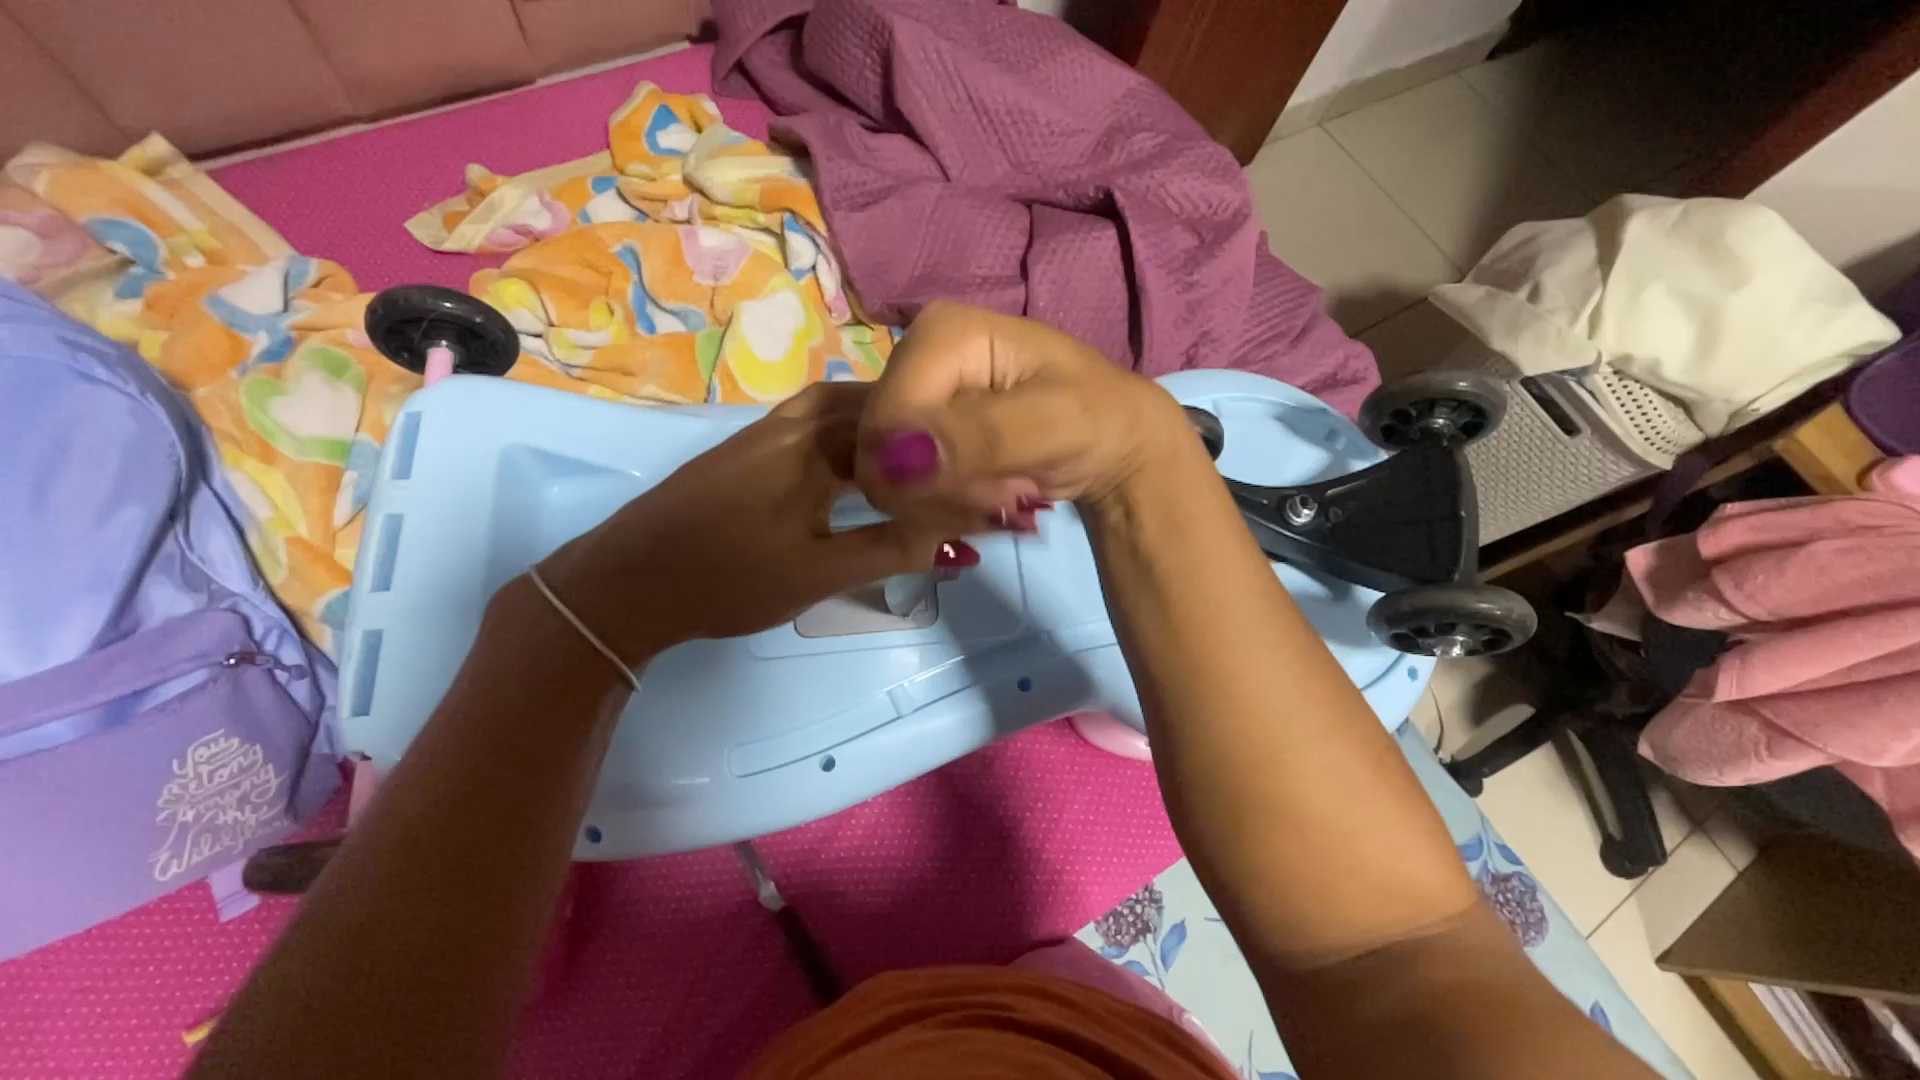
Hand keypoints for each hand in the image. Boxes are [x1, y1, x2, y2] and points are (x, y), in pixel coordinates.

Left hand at [529, 383, 969, 665]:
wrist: (625, 583)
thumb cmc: (727, 579)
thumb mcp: (819, 573)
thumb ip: (891, 550)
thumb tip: (960, 541)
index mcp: (816, 448)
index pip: (899, 431)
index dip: (944, 448)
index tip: (981, 464)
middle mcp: (791, 424)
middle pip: (867, 404)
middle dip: (915, 420)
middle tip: (953, 446)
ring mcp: (761, 433)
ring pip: (835, 410)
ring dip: (877, 421)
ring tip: (911, 449)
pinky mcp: (741, 450)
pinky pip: (810, 423)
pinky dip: (845, 431)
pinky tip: (851, 461)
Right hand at [855, 302, 1191, 532]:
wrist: (1113, 441)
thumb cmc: (1095, 420)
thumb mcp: (1053, 424)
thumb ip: (980, 437)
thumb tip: (901, 458)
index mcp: (938, 333)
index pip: (886, 423)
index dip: (927, 474)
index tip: (998, 490)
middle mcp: (910, 359)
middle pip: (880, 455)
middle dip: (942, 492)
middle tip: (1006, 495)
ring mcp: (910, 400)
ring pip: (888, 481)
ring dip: (948, 505)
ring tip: (1004, 494)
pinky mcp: (915, 434)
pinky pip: (902, 490)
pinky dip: (945, 507)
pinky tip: (987, 497)